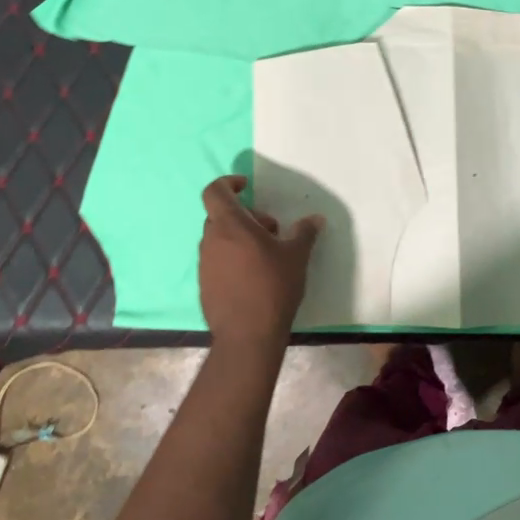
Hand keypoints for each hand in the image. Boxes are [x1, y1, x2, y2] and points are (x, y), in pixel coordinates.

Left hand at [198, 175, 321, 356]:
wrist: (248, 336)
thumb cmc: (273, 287)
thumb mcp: (297, 256)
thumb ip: (304, 232)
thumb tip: (315, 219)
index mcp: (230, 225)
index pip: (215, 191)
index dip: (228, 183)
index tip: (247, 186)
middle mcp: (211, 240)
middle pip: (221, 215)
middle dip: (246, 216)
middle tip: (272, 230)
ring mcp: (204, 264)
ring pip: (220, 239)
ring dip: (240, 238)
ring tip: (267, 256)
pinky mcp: (205, 285)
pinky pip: (217, 261)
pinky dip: (233, 259)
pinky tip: (254, 277)